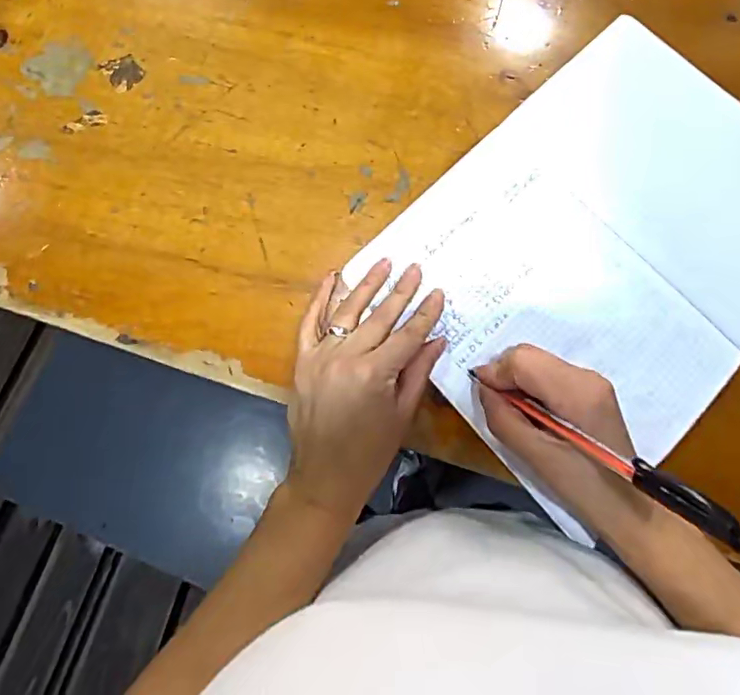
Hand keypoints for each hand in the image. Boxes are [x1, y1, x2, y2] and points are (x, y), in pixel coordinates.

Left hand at [282, 260, 446, 520]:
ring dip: (366, 285)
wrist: (323, 477)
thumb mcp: (402, 413)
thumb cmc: (370, 452)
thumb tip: (437, 337)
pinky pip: (310, 322)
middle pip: (379, 317)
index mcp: (374, 374)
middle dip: (400, 291)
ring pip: (347, 312)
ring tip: (383, 263)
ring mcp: (320, 357)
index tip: (437, 291)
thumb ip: (418, 371)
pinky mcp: (302, 360)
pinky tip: (333, 278)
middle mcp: (346, 358)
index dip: (424, 313)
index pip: (406, 335)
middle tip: (415, 268)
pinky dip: (321, 299)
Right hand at [476, 344, 655, 542]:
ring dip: (518, 380)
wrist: (629, 509)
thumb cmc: (584, 489)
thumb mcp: (536, 458)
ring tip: (515, 412)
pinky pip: (550, 372)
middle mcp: (587, 376)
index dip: (495, 373)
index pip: (522, 359)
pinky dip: (533, 385)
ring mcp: (592, 380)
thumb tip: (484, 389)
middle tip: (497, 405)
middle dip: (505, 374)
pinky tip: (534, 413)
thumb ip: (503, 419)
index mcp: (577, 392)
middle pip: (530, 355)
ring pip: (538, 361)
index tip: (482, 395)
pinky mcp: (592, 389)